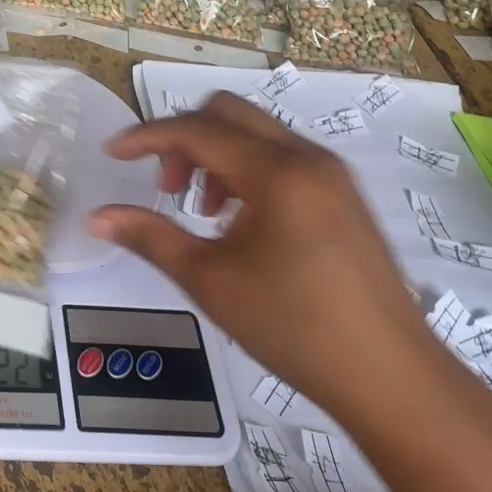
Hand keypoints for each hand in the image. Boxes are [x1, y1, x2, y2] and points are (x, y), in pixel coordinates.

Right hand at [90, 92, 441, 418]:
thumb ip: (150, 237)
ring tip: (203, 211)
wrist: (394, 378)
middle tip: (166, 187)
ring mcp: (332, 175)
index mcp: (276, 173)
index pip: (196, 130)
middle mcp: (307, 158)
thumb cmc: (294, 327)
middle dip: (184, 138)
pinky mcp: (345, 196)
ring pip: (257, 133)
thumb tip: (97, 218)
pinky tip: (241, 222)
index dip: (147, 137)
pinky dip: (247, 169)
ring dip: (216, 154)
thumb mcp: (209, 281)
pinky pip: (283, 157)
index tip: (113, 154)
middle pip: (228, 113)